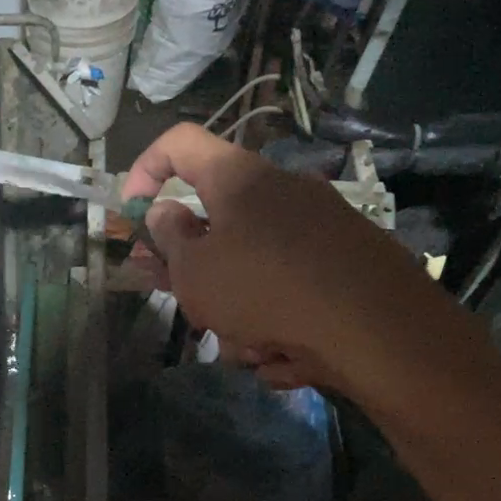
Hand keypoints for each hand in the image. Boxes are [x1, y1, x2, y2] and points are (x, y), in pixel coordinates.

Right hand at [122, 124, 465, 393]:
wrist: (371, 326)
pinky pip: (287, 298)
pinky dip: (279, 329)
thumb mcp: (194, 270)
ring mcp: (315, 230)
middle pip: (216, 226)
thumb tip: (164, 212)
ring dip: (239, 317)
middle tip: (185, 304)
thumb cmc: (263, 288)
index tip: (130, 214)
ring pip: (250, 274)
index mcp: (238, 179)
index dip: (144, 171)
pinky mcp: (341, 268)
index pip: (179, 144)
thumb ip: (169, 240)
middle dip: (196, 275)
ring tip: (249, 346)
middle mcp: (280, 193)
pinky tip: (286, 355)